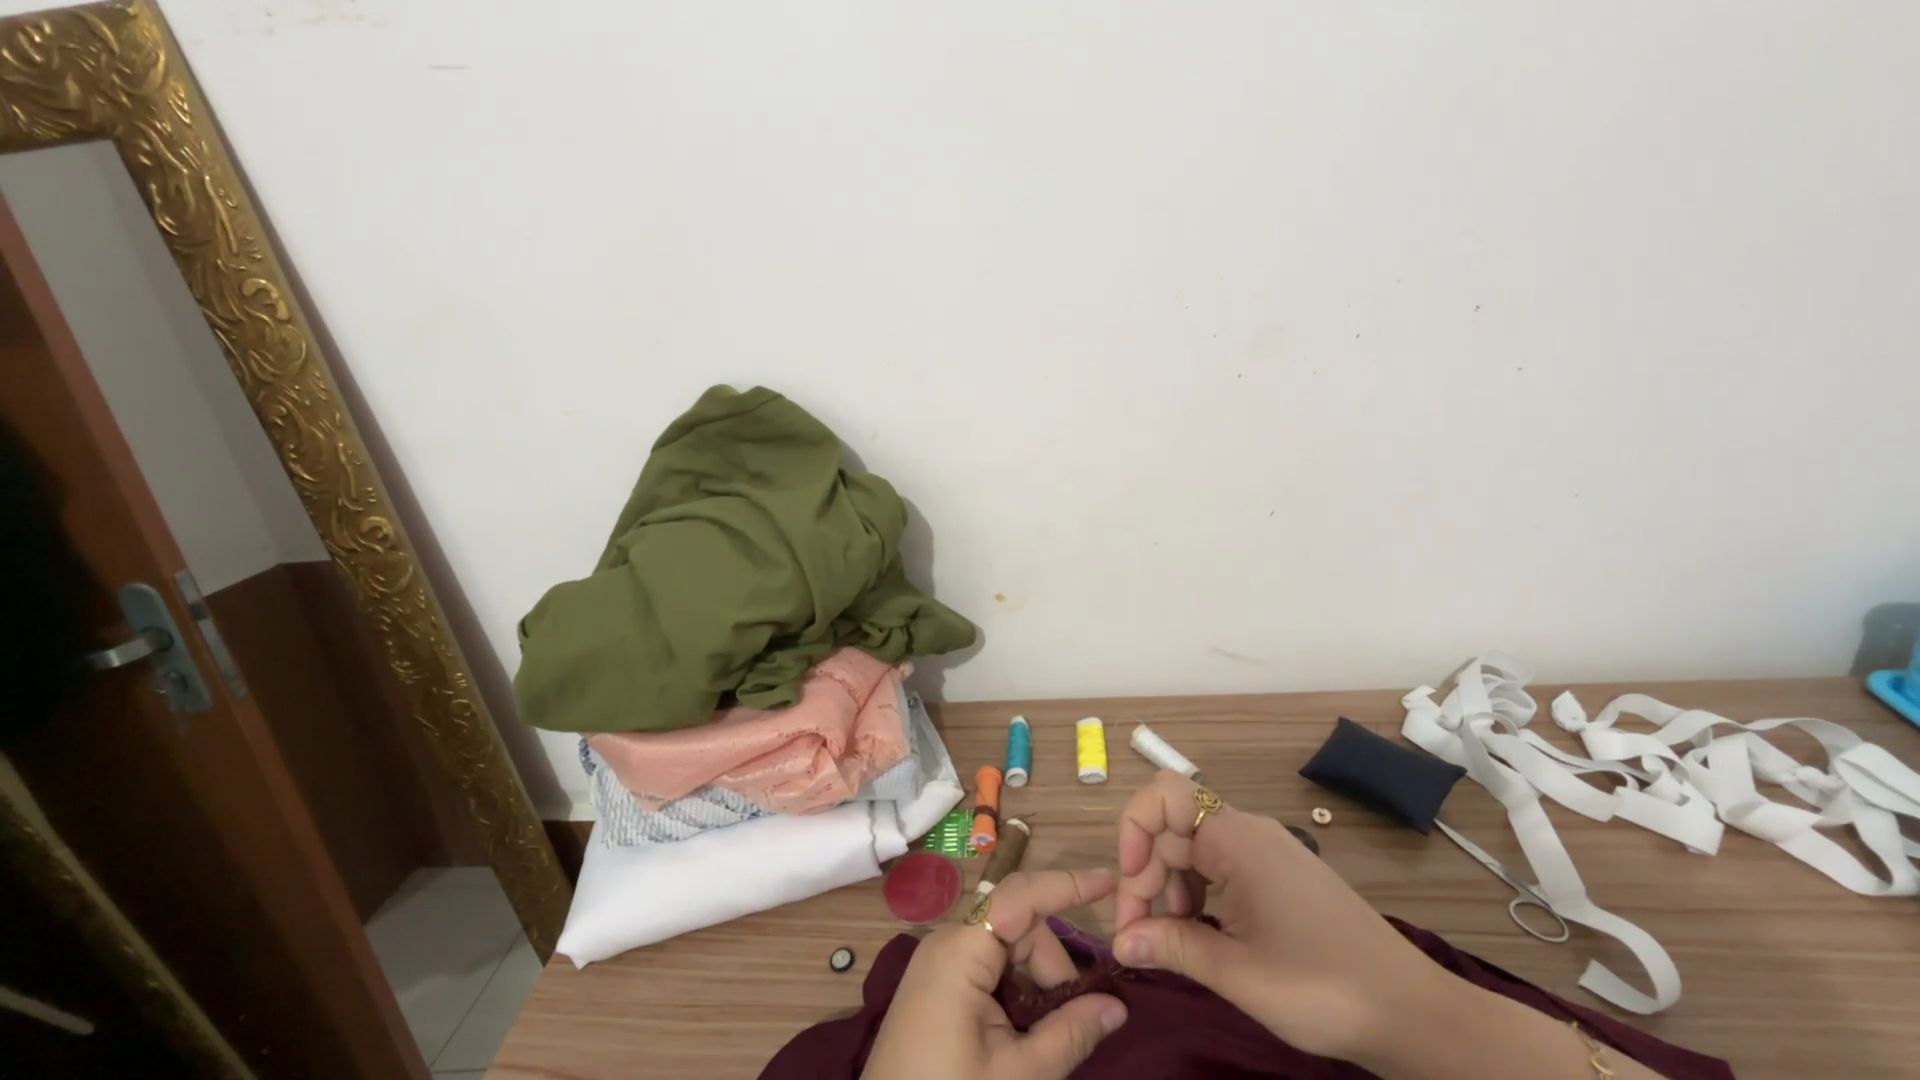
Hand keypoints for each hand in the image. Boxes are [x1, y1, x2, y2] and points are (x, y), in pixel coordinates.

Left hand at [862, 869, 1127, 1079]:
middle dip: (1053, 963)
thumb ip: (1069, 1034)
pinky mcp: (936, 984)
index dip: (1065, 885)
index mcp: (960, 952)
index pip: (1019, 896)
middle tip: (1072, 1018)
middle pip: (1018, 926)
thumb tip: (1117, 1005)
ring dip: (1037, 981)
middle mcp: (946, 943)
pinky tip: (1024, 1029)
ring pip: (1007, 947)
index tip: (1109, 881)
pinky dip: (1016, 988)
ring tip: (1043, 1036)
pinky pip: (988, 965)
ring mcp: (938, 963)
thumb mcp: (1019, 1075)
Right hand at [1110, 771, 1467, 1062]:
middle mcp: (1249, 833)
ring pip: (1193, 851)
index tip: (1132, 889)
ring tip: (1170, 944)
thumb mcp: (1238, 973)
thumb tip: (1119, 942)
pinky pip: (1219, 869)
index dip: (1132, 831)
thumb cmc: (1323, 988)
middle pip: (1172, 830)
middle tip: (1139, 937)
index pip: (1162, 798)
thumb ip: (1172, 947)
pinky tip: (1200, 938)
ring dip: (1169, 890)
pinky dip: (1197, 897)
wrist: (1412, 1012)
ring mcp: (1266, 854)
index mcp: (1237, 839)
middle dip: (1145, 876)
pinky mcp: (1278, 877)